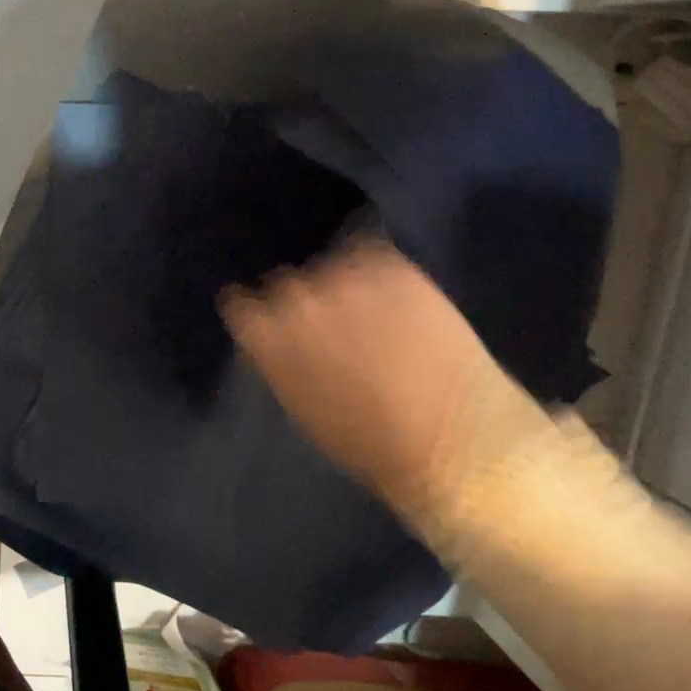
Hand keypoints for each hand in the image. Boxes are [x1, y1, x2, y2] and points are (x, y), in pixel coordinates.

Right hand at [219, 241, 502, 511]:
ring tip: (366, 306)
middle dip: (300, 298)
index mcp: (261, 332)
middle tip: (329, 321)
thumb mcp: (297, 401)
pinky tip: (390, 290)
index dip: (258, 313)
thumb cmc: (367, 442)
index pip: (238, 302)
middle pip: (283, 281)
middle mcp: (291, 294)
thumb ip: (277, 355)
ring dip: (339, 282)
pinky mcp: (388, 264)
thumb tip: (277, 335)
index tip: (275, 324)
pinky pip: (367, 248)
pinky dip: (374, 267)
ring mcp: (340, 275)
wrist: (452, 440)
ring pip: (327, 263)